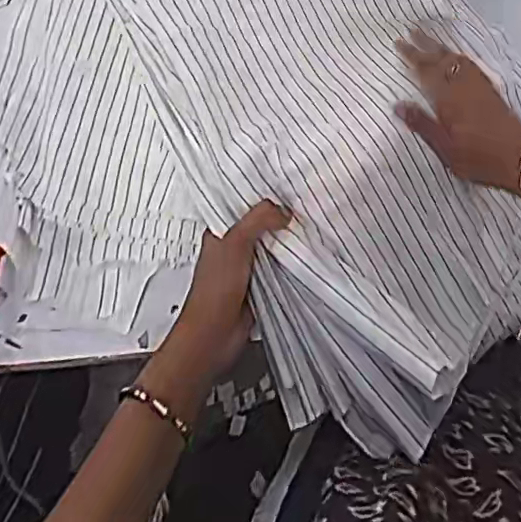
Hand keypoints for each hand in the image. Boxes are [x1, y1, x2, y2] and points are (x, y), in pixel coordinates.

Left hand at [143, 200, 289, 404]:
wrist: (213, 337)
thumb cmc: (213, 292)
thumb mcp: (236, 243)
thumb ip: (259, 219)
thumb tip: (284, 211)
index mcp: (221, 230)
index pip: (244, 203)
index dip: (262, 194)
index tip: (284, 185)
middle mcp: (234, 245)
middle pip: (261, 223)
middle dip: (280, 216)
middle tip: (302, 204)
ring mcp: (248, 265)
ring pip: (272, 244)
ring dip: (287, 240)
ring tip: (308, 224)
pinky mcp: (261, 283)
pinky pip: (280, 266)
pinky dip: (291, 261)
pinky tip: (304, 253)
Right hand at [395, 29, 520, 191]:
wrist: (519, 159)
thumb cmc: (478, 157)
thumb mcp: (445, 148)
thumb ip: (422, 124)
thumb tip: (398, 104)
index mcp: (449, 99)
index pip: (426, 71)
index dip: (412, 56)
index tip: (399, 43)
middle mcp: (464, 86)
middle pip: (441, 60)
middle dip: (424, 46)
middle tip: (410, 32)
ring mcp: (479, 86)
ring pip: (457, 59)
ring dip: (441, 47)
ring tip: (429, 38)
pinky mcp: (491, 90)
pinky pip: (471, 64)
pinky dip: (459, 56)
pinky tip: (457, 56)